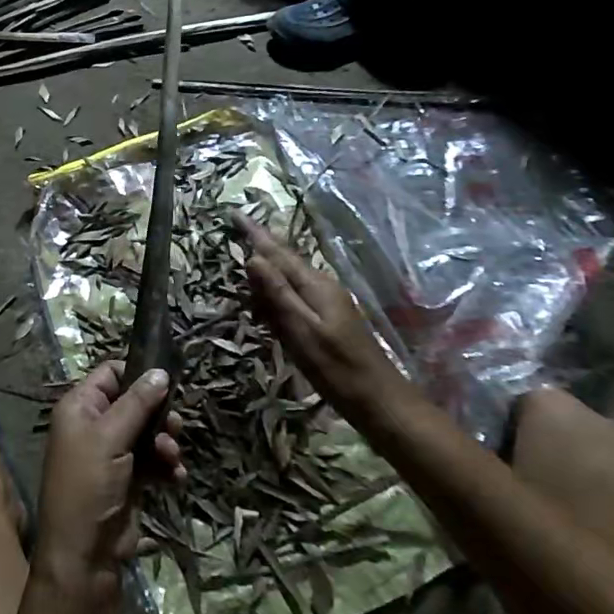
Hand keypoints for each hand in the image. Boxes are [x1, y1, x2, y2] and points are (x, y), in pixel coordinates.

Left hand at [35, 361, 185, 591]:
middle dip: (158, 414)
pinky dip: (167, 465)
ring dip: (165, 442)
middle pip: (134, 403)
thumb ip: (137, 404)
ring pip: (148, 432)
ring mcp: (112, 452)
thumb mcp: (110, 438)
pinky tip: (176, 478)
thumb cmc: (88, 485)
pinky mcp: (129, 477)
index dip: (137, 374)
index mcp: (80, 406)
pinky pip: (153, 460)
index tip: (167, 381)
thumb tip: (160, 371)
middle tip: (174, 426)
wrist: (85, 553)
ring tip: (172, 458)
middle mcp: (94, 424)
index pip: (110, 374)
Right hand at [235, 213, 407, 413]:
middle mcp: (322, 287)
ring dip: (265, 271)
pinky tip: (265, 301)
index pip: (277, 252)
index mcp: (315, 285)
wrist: (379, 400)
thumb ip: (277, 293)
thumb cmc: (336, 367)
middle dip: (260, 246)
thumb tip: (253, 257)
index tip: (233, 212)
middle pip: (284, 260)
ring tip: (244, 263)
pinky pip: (294, 295)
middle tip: (235, 230)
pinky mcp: (327, 318)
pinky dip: (275, 293)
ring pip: (288, 278)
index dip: (254, 233)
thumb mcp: (301, 329)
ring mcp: (327, 302)